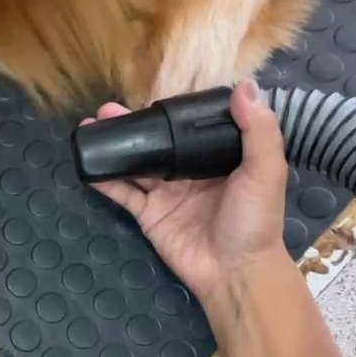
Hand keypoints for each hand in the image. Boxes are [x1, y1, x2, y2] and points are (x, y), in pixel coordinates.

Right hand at [86, 79, 288, 304]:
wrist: (234, 270)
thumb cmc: (255, 220)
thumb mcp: (266, 171)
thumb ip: (257, 130)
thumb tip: (244, 86)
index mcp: (220, 159)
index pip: (191, 129)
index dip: (171, 113)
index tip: (151, 97)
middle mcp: (190, 173)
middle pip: (157, 143)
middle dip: (132, 126)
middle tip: (107, 110)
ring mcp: (166, 194)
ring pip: (136, 164)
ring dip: (114, 147)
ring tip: (92, 127)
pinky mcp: (148, 214)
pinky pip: (123, 193)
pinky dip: (106, 180)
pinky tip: (89, 165)